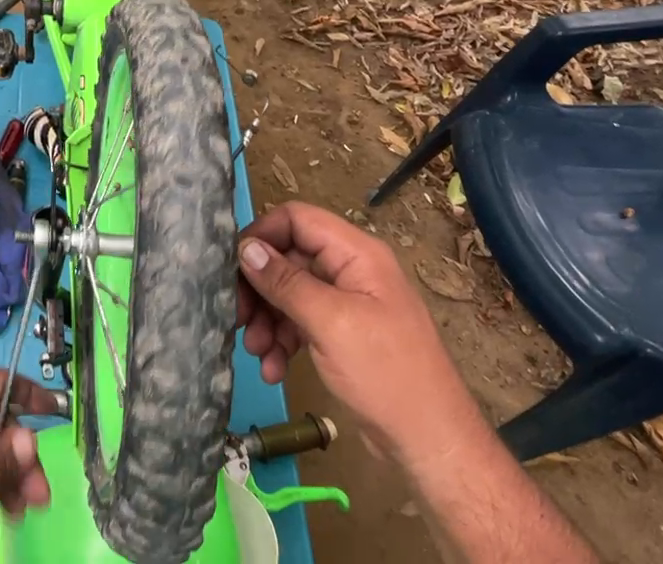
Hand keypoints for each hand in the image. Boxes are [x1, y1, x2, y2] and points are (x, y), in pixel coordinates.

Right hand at [235, 202, 481, 462]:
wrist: (431, 443)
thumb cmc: (386, 374)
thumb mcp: (330, 323)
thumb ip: (286, 282)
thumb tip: (245, 248)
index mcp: (357, 255)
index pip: (297, 219)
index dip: (261, 235)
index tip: (231, 267)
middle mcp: (351, 271)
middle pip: (288, 258)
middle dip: (259, 288)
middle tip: (237, 317)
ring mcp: (347, 304)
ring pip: (289, 294)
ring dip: (267, 320)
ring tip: (256, 351)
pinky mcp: (342, 334)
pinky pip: (300, 323)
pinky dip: (282, 341)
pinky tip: (273, 369)